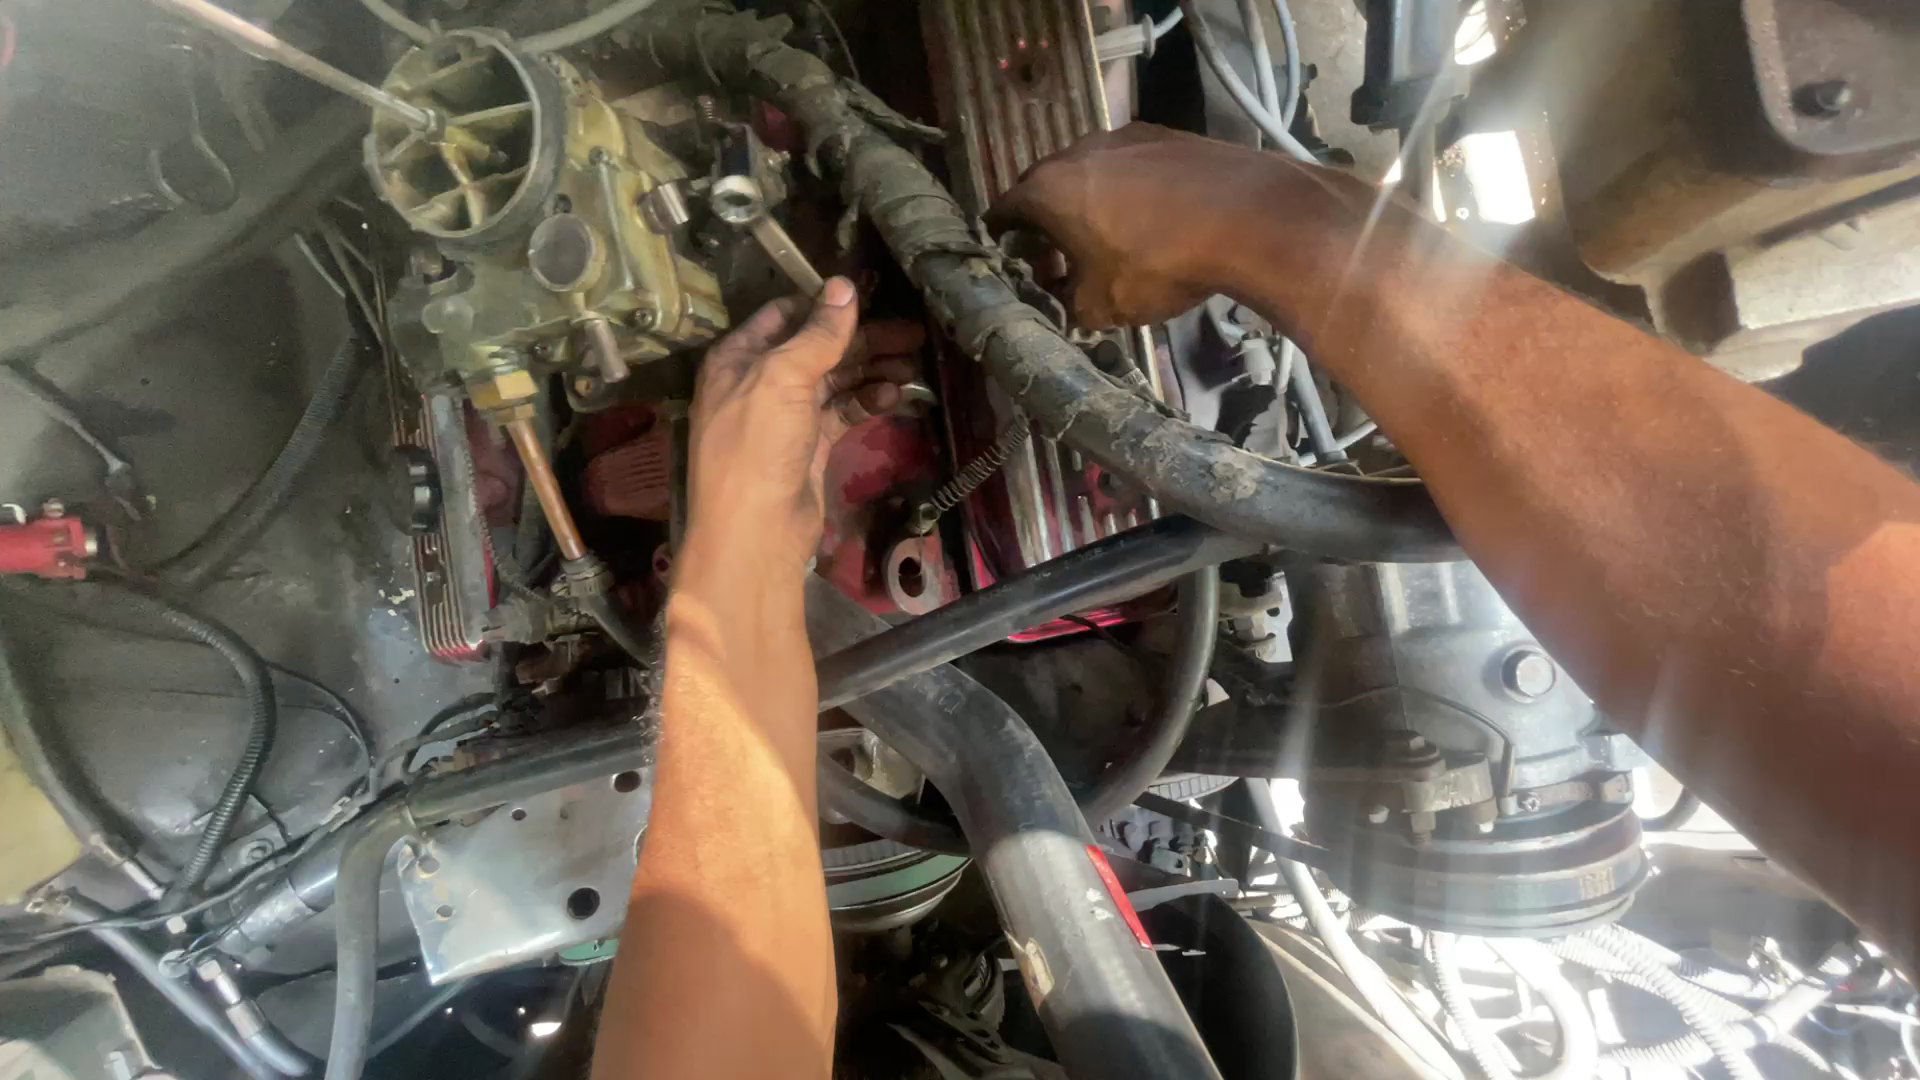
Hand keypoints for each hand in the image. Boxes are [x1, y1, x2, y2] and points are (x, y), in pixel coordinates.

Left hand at [684, 277, 918, 576]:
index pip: (786, 314)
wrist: (756, 529)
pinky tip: (893, 397)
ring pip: (836, 381)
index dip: (827, 306)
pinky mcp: (810, 444)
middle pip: (819, 348)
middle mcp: (762, 380)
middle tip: (913, 336)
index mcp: (740, 357)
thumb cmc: (758, 445)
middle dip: (864, 341)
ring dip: (872, 371)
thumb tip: (844, 286)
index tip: (874, 299)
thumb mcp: (783, 379)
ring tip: (912, 368)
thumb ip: (818, 334)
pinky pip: (843, 412)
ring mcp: (788, 415)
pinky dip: (867, 402)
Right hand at [991, 124, 1287, 326]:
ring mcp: (1123, 136)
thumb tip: (1059, 300)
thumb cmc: (1156, 265)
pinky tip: (1142, 221)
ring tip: (1098, 240)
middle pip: (1042, 189)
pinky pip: (1125, 167)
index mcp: (1046, 190)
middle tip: (1050, 258)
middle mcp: (1076, 151)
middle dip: (1040, 224)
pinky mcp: (1164, 135)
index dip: (998, 241)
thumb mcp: (1098, 306)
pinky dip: (1120, 192)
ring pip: (1085, 174)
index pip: (1001, 212)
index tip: (1004, 262)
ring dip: (1082, 205)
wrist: (1247, 218)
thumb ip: (1064, 304)